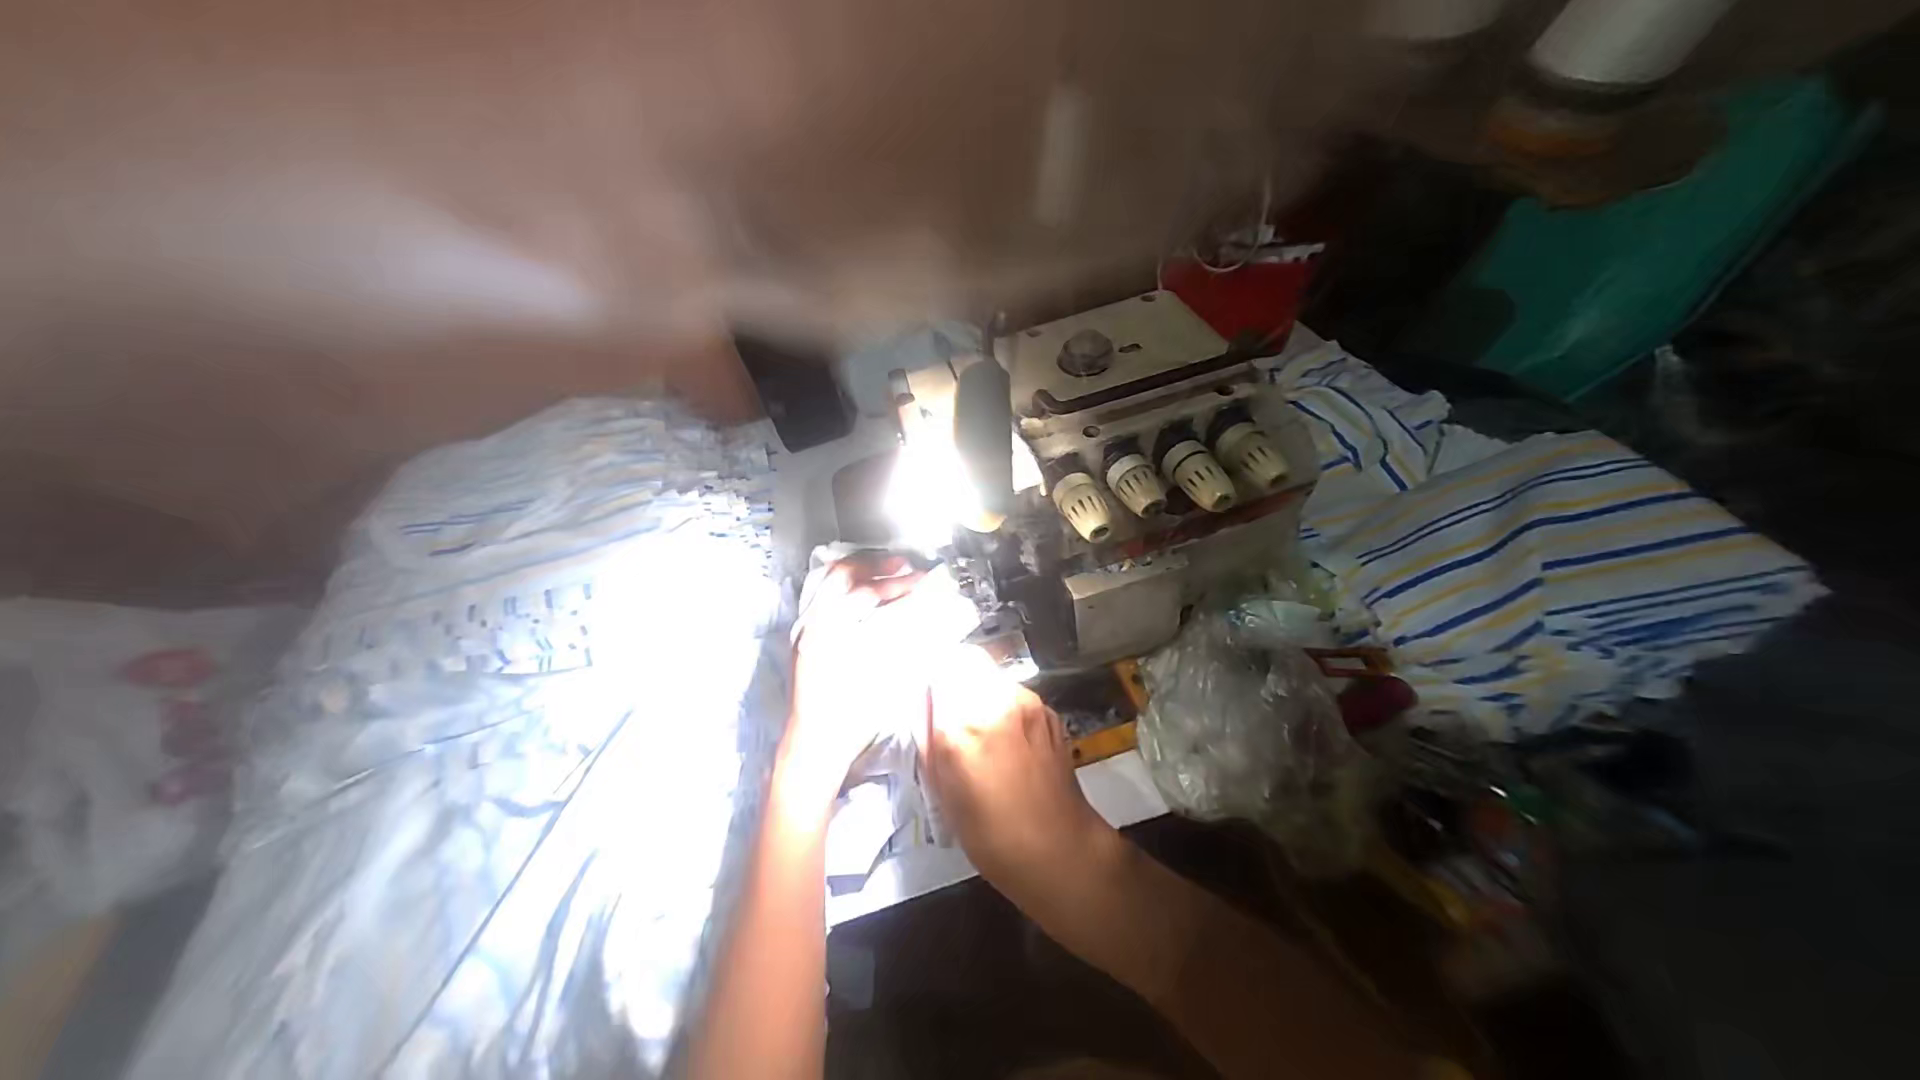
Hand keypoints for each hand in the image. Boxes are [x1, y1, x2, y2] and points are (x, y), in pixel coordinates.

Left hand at [783, 552, 924, 791]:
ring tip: (883, 570)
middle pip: (842, 575)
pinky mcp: (802, 636)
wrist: (817, 742)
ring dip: (858, 569)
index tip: (919, 579)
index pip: (867, 591)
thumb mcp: (885, 680)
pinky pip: (818, 594)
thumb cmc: (852, 717)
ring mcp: (804, 628)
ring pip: (826, 580)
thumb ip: (904, 642)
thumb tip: (925, 613)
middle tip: (903, 567)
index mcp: (832, 633)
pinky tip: (859, 588)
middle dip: (877, 566)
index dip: (898, 582)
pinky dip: (840, 583)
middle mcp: (813, 624)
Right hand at [925, 647, 1117, 897]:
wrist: (1061, 851)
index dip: (928, 678)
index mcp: (965, 725)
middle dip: (952, 680)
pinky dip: (1001, 705)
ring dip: (977, 691)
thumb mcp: (943, 791)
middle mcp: (998, 702)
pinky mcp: (1048, 711)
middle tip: (946, 713)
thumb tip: (925, 706)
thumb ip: (930, 738)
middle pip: (966, 661)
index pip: (938, 666)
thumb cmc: (992, 835)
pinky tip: (1003, 740)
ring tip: (976, 731)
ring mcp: (1029, 703)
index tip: (924, 697)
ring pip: (991, 675)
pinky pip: (1012, 693)